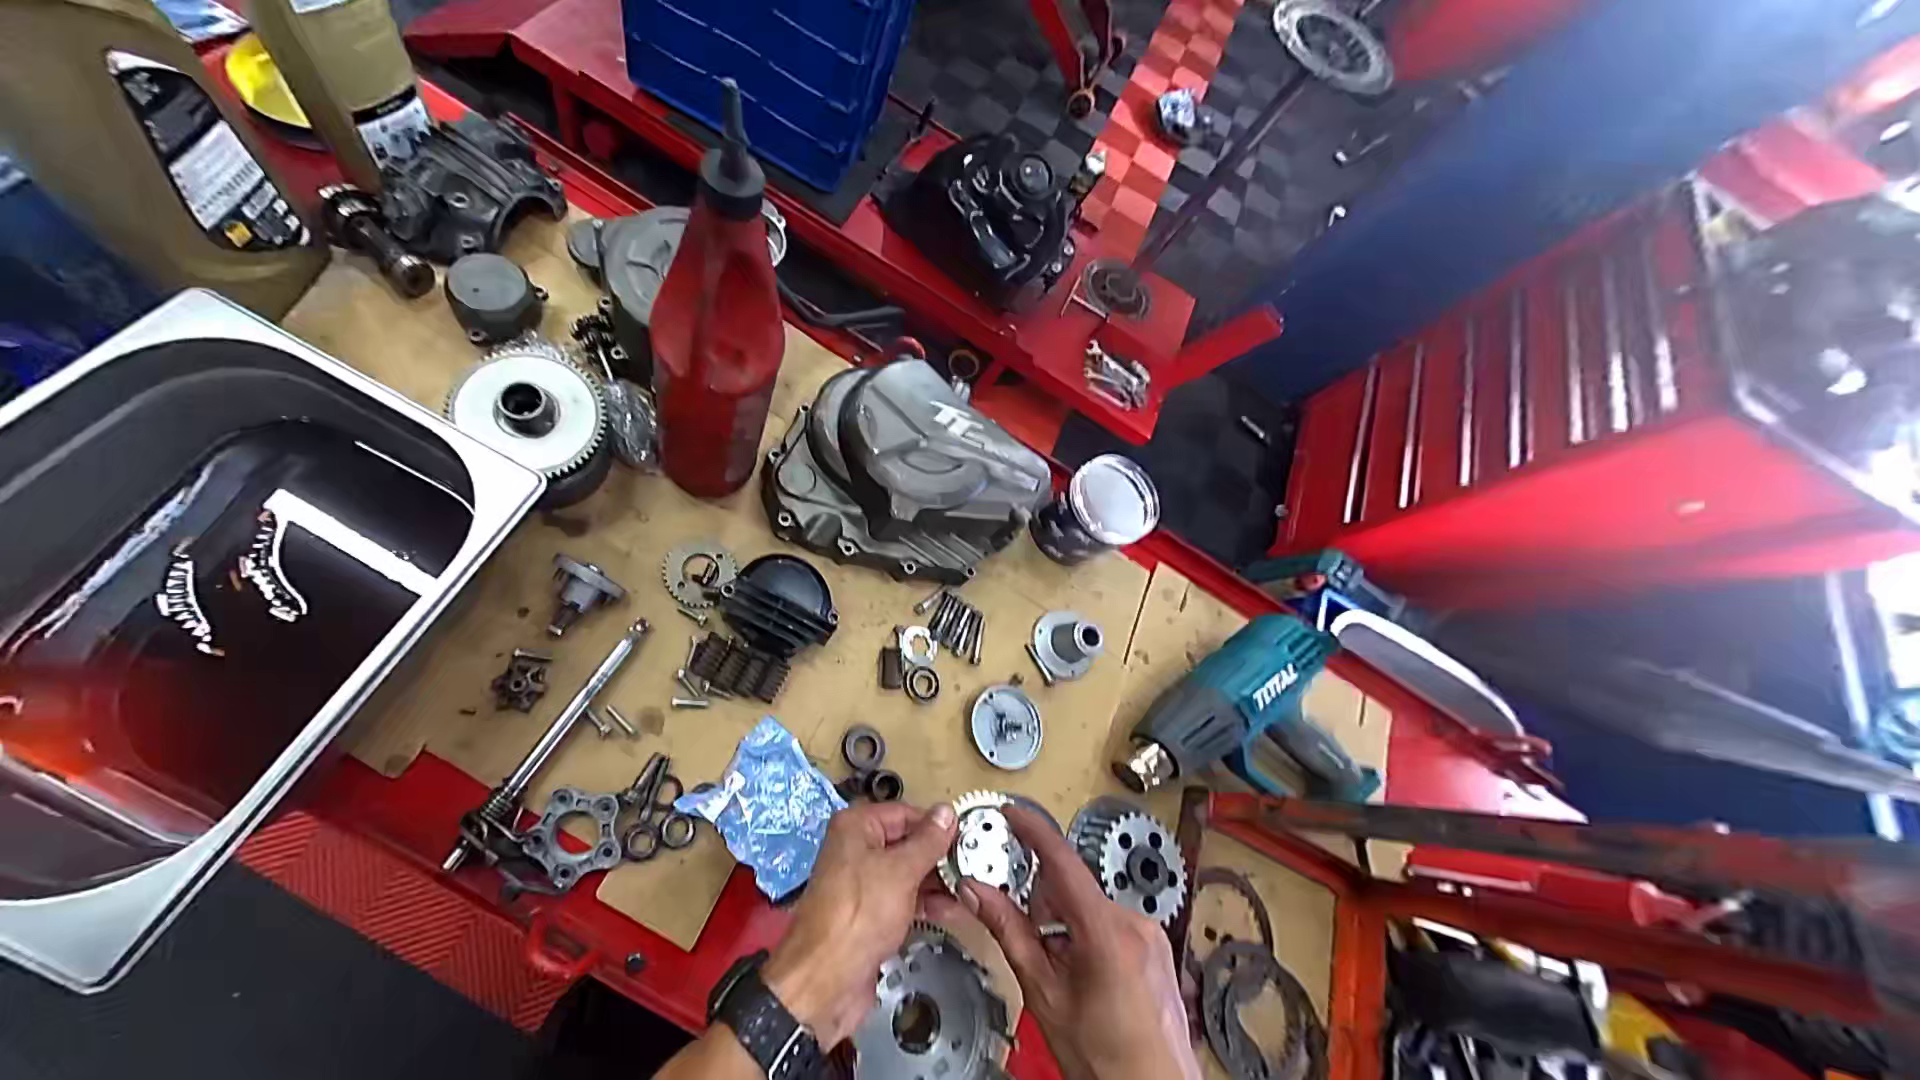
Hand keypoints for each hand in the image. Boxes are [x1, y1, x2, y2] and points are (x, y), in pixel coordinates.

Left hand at [761, 801, 956, 1047]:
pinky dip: (924, 902)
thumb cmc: (857, 916)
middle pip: (907, 842)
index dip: (935, 825)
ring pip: (907, 872)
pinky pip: (902, 898)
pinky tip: (948, 909)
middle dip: (937, 856)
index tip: (964, 836)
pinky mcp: (868, 913)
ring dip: (935, 881)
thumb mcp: (902, 870)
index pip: (905, 813)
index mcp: (856, 827)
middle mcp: (855, 849)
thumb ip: (929, 841)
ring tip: (963, 889)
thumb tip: (946, 813)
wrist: (825, 983)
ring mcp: (861, 883)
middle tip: (968, 865)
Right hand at [927, 805, 1200, 1079]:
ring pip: (1089, 904)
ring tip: (1063, 969)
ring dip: (1066, 922)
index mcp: (1105, 931)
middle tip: (1032, 941)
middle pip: (1072, 886)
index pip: (1061, 859)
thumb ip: (1009, 931)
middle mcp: (1134, 923)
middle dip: (1044, 904)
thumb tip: (978, 893)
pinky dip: (1088, 933)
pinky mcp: (1155, 945)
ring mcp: (1148, 934)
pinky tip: (1085, 971)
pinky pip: (1110, 920)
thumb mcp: (1043, 993)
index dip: (1032, 829)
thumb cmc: (1106, 1060)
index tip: (1011, 812)